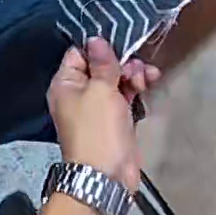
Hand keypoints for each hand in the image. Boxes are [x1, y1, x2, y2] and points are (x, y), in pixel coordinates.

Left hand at [46, 37, 160, 191]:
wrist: (107, 176)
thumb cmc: (98, 129)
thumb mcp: (100, 90)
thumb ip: (102, 63)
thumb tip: (95, 39)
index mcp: (66, 84)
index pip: (79, 53)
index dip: (99, 46)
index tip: (120, 42)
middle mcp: (79, 92)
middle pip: (101, 65)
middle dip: (122, 61)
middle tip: (136, 67)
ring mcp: (98, 106)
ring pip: (116, 79)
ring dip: (133, 73)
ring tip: (146, 78)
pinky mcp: (115, 117)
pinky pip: (125, 94)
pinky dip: (136, 87)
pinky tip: (149, 83)